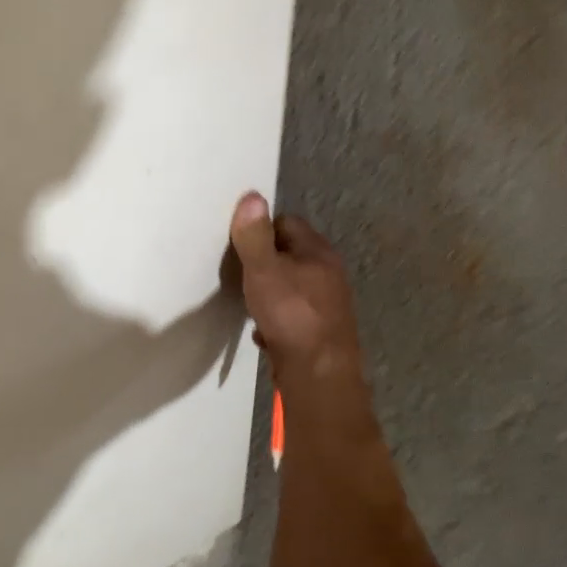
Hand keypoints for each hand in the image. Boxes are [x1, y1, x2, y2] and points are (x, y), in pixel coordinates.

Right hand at [228, 193, 366, 412]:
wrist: (318, 371)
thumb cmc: (290, 314)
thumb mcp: (263, 270)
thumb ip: (254, 236)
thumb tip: (251, 195)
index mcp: (318, 253)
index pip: (287, 222)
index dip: (260, 229)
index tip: (238, 244)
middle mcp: (329, 272)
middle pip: (289, 252)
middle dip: (263, 258)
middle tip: (238, 270)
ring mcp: (327, 301)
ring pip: (291, 282)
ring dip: (269, 287)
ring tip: (246, 297)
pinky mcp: (320, 326)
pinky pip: (292, 309)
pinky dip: (276, 313)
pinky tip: (262, 325)